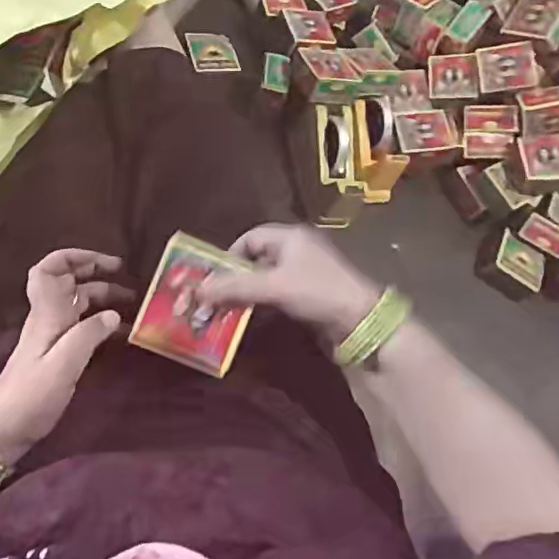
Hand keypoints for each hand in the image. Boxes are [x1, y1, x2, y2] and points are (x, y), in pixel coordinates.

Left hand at [0, 250, 132, 461]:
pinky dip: (99, 318)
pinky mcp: (56, 353)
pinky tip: (118, 328)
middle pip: (67, 281)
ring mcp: (52, 336)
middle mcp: (48, 318)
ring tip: (130, 300)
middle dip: (93, 270)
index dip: (72, 257)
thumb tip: (113, 312)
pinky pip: (80, 324)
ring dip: (101, 294)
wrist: (1, 430)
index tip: (103, 261)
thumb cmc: (30, 396)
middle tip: (123, 273)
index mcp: (46, 315)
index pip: (49, 270)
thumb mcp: (62, 365)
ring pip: (76, 302)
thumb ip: (87, 336)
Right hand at [197, 225, 382, 340]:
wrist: (361, 321)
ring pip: (265, 279)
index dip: (229, 256)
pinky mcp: (309, 295)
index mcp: (290, 237)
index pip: (250, 238)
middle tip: (214, 299)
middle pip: (255, 259)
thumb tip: (198, 289)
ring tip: (226, 311)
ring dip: (246, 293)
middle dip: (234, 278)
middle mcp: (296, 250)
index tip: (214, 279)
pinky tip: (249, 317)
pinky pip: (277, 294)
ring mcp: (304, 273)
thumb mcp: (274, 287)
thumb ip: (236, 287)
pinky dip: (261, 303)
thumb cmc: (318, 292)